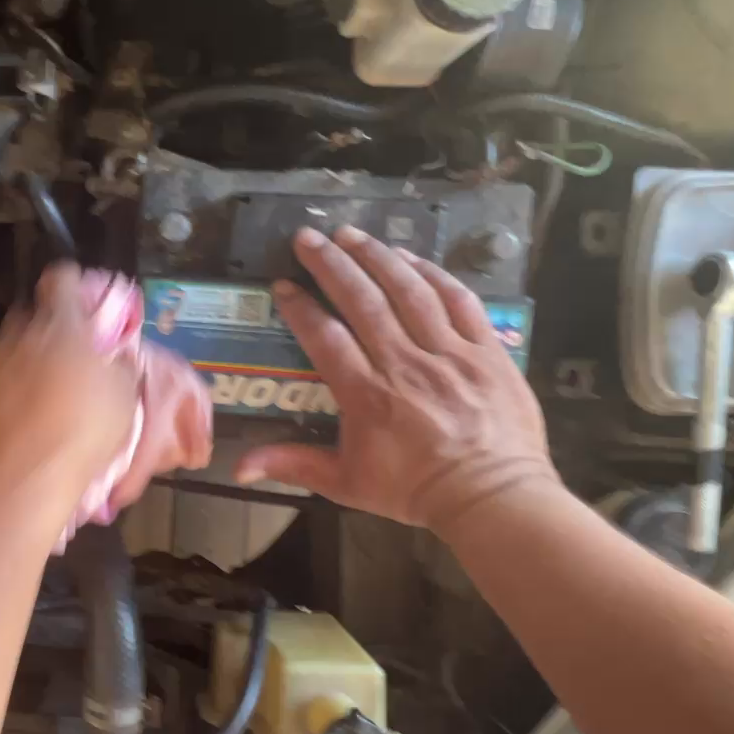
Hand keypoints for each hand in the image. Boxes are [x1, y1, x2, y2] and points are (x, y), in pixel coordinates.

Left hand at [0, 263, 140, 508]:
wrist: (19, 477)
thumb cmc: (81, 433)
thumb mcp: (123, 399)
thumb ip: (116, 367)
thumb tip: (113, 358)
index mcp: (61, 325)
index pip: (62, 279)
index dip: (71, 285)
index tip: (79, 301)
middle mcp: (19, 333)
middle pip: (33, 316)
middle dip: (48, 331)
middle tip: (66, 361)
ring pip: (9, 349)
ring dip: (23, 363)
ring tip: (38, 400)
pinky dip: (1, 390)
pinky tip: (13, 420)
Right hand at [234, 226, 557, 536]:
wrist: (496, 499)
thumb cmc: (414, 489)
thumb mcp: (346, 483)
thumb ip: (293, 465)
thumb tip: (238, 466)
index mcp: (368, 396)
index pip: (326, 337)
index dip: (301, 307)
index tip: (282, 285)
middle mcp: (405, 365)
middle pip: (364, 301)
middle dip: (331, 264)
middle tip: (307, 237)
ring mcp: (450, 353)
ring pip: (409, 291)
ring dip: (377, 257)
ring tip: (350, 233)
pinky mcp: (487, 350)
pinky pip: (459, 300)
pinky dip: (433, 273)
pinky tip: (409, 256)